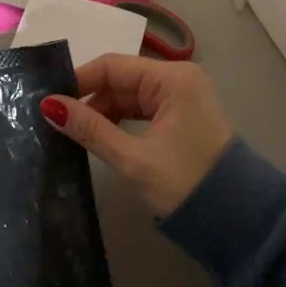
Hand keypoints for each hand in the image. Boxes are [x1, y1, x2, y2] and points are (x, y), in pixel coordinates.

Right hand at [40, 55, 232, 215]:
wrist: (238, 220)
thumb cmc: (185, 182)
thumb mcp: (133, 158)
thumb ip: (91, 129)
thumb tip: (50, 106)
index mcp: (172, 78)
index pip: (113, 66)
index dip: (79, 80)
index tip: (47, 100)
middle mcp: (179, 79)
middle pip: (121, 79)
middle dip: (89, 99)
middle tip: (54, 121)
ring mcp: (183, 98)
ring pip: (130, 96)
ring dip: (103, 113)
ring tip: (71, 132)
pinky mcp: (182, 118)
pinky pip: (143, 110)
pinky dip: (121, 122)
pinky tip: (99, 137)